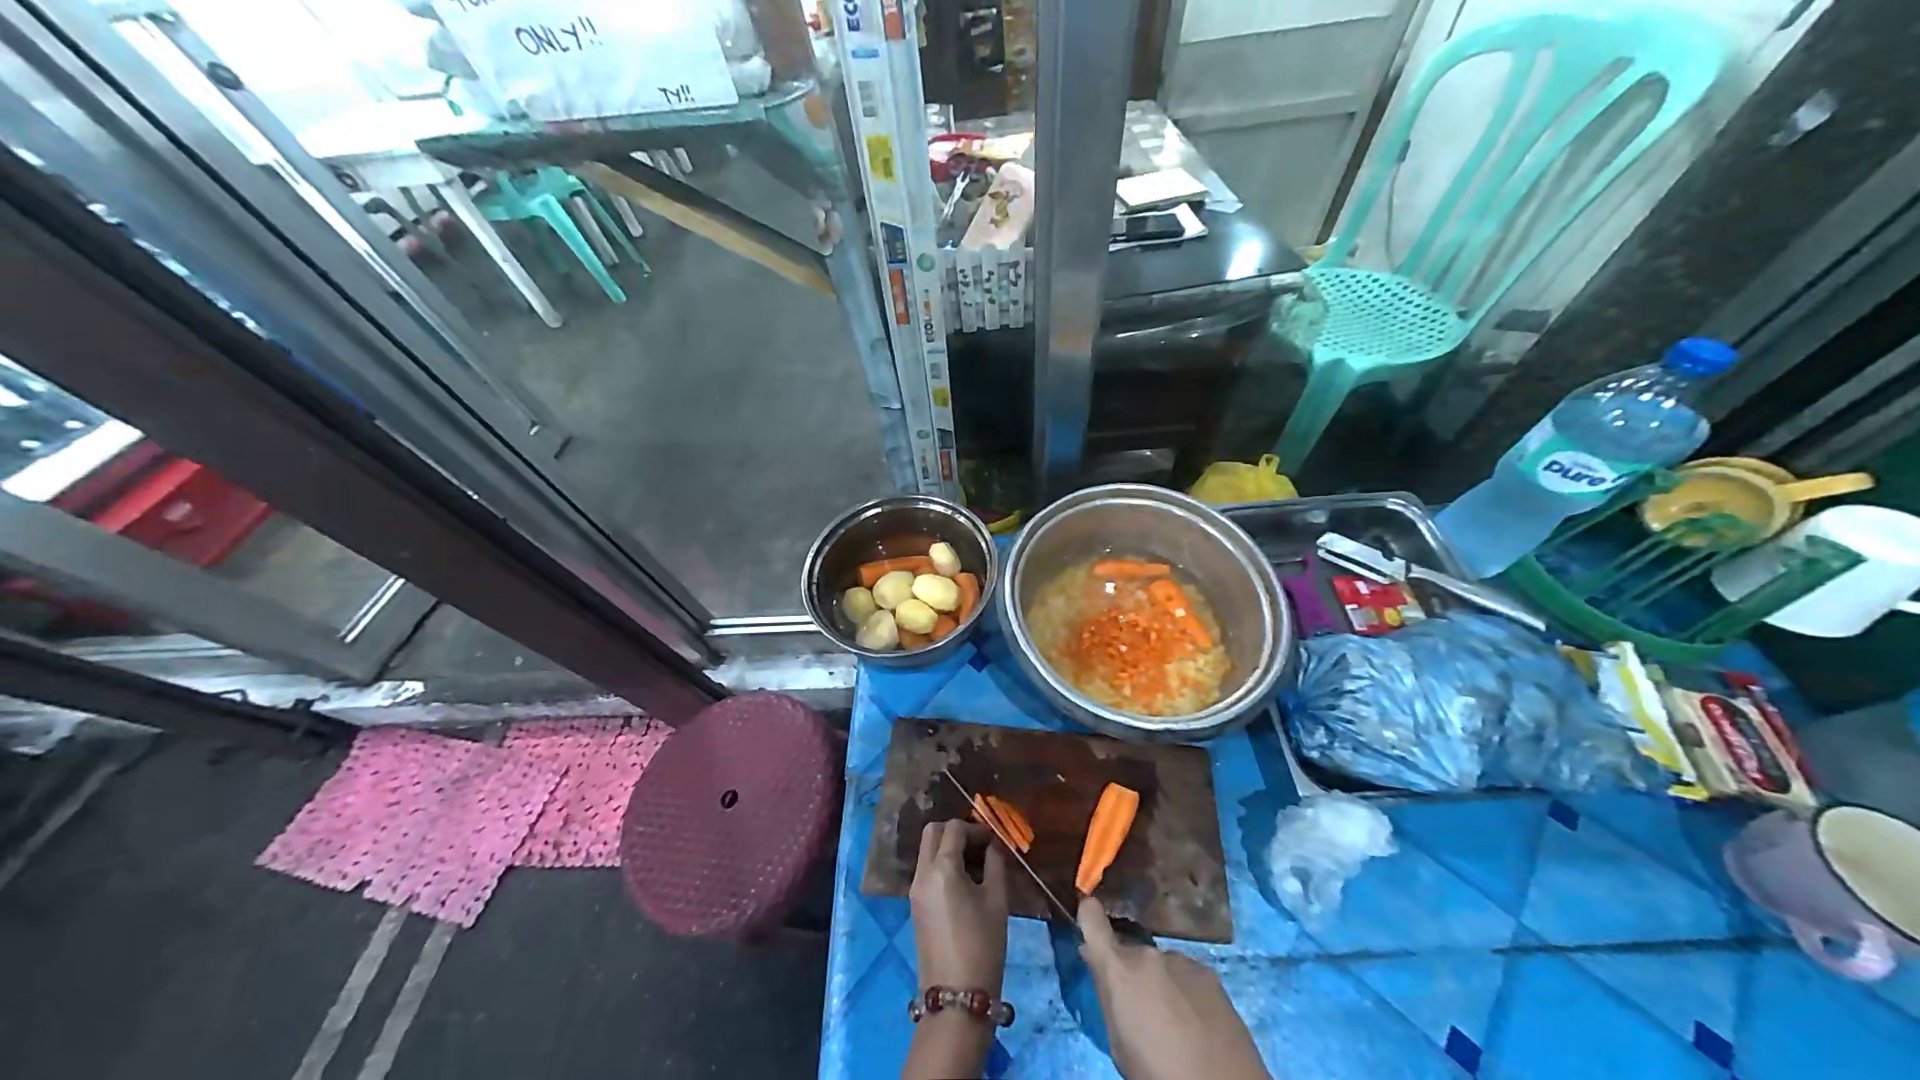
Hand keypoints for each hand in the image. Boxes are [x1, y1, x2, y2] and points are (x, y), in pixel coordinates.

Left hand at [909, 820, 1008, 992]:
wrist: (957, 993)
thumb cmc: (983, 943)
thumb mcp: (998, 900)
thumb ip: (996, 864)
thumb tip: (994, 845)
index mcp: (942, 868)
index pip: (954, 828)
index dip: (976, 828)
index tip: (994, 840)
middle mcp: (922, 873)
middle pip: (933, 832)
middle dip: (956, 831)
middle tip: (981, 845)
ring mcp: (915, 890)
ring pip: (927, 851)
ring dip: (948, 847)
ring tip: (976, 865)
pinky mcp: (915, 905)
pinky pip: (926, 870)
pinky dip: (942, 864)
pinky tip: (965, 882)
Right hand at [1078, 896, 1270, 1079]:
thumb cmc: (1156, 1071)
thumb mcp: (1117, 1041)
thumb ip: (1106, 994)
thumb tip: (1095, 960)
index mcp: (1119, 968)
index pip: (1093, 920)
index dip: (1088, 914)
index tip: (1087, 911)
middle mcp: (1149, 953)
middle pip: (1130, 951)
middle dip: (1129, 970)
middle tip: (1137, 1005)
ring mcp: (1183, 960)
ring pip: (1160, 964)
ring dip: (1159, 981)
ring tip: (1172, 1019)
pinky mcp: (1211, 974)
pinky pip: (1186, 976)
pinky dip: (1185, 991)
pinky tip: (1196, 1021)